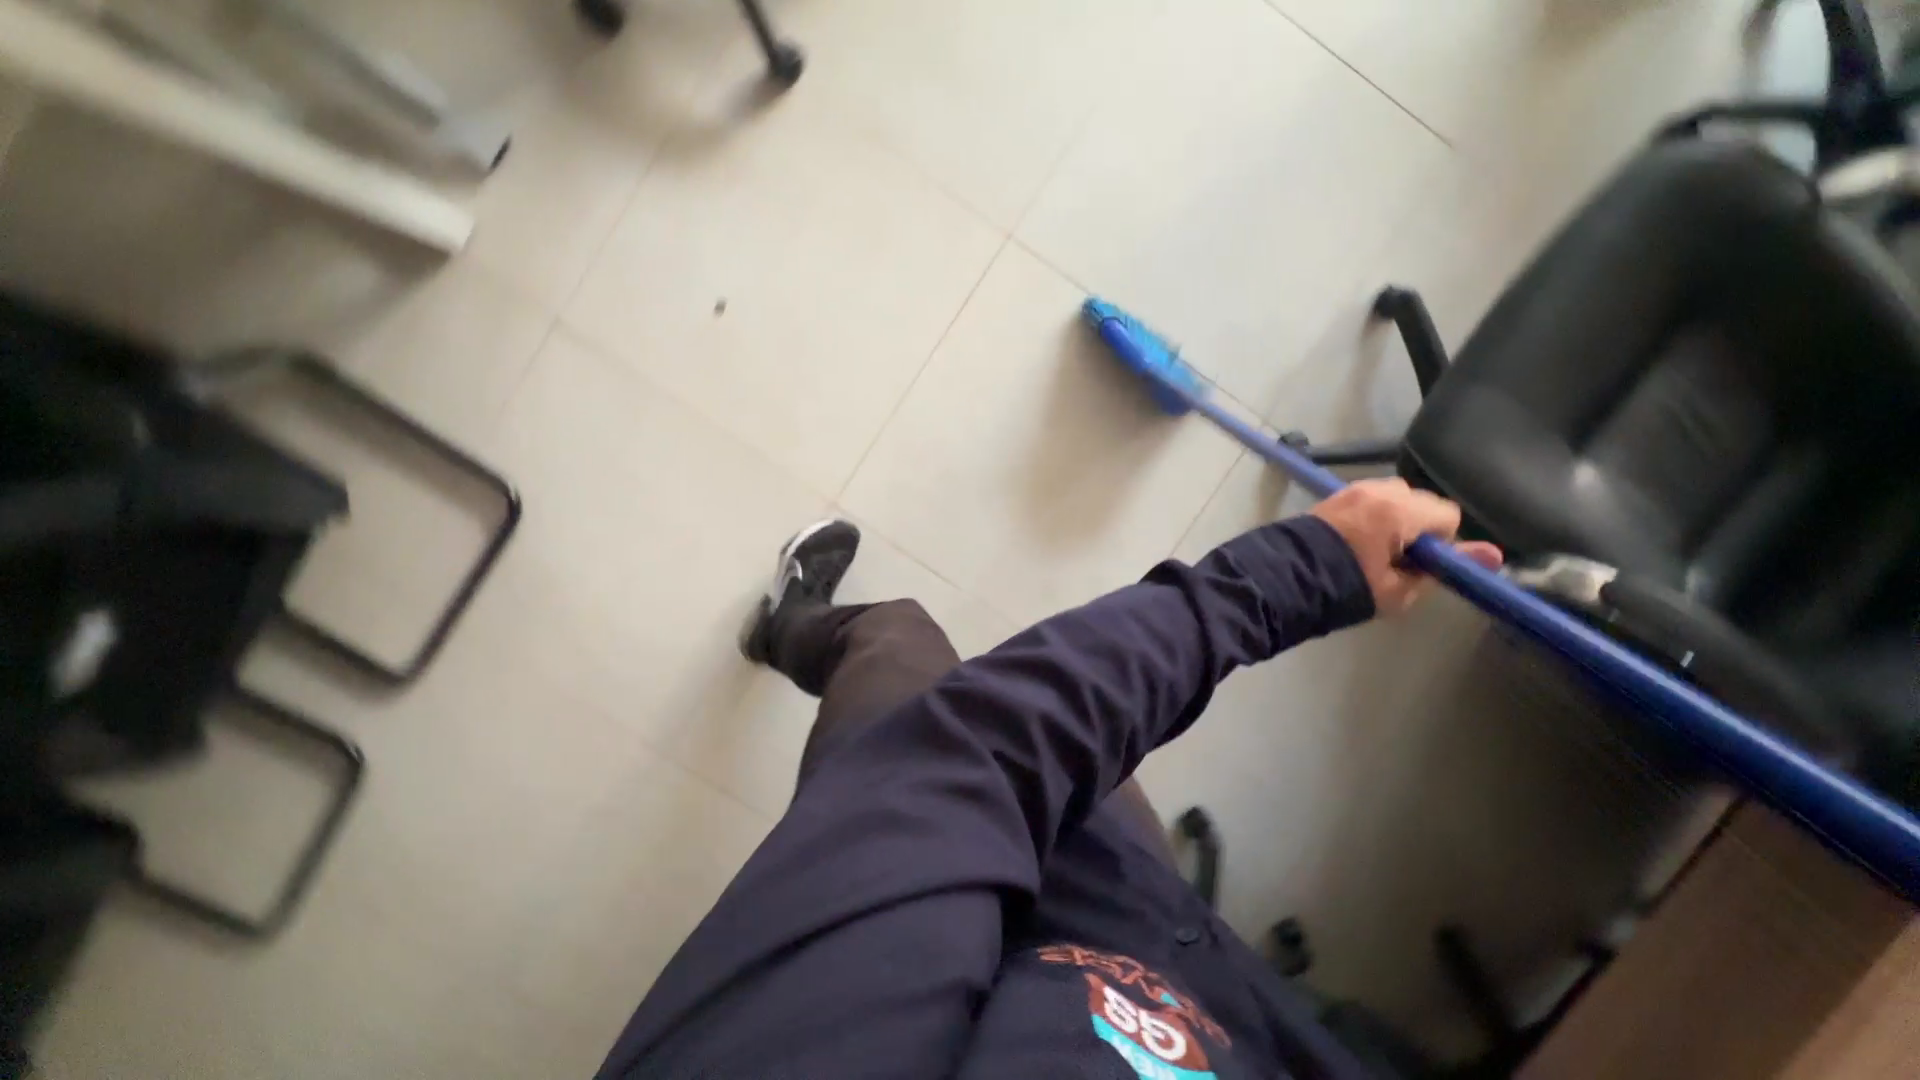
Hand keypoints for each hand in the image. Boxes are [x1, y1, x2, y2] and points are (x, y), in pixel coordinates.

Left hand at [1309, 478, 1503, 615]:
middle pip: (1419, 502)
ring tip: (1373, 552)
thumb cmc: (1347, 588)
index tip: (1422, 564)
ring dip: (1393, 520)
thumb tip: (1494, 555)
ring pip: (1392, 499)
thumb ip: (1444, 568)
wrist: (1284, 579)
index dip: (1442, 542)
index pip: (1447, 515)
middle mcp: (1379, 491)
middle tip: (1397, 560)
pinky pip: (1367, 501)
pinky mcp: (1332, 496)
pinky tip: (1355, 542)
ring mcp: (1352, 490)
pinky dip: (1371, 517)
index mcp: (1400, 509)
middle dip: (1416, 527)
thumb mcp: (1401, 589)